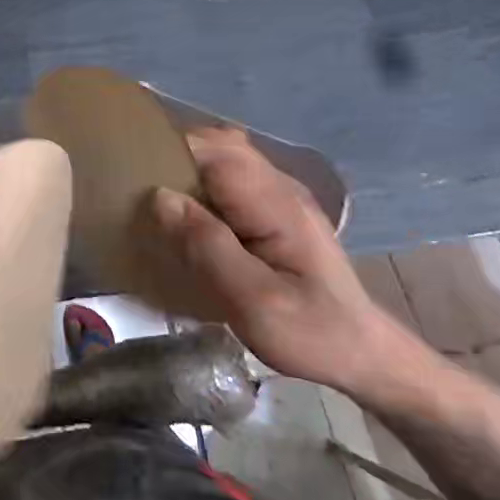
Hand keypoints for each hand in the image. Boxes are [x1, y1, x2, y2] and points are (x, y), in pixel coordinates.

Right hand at [150, 127, 432, 394]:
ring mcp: (279, 197)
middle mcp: (279, 187)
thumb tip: (160, 197)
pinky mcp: (273, 212)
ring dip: (187, 168)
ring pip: (224, 158)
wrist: (364, 354)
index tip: (135, 171)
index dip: (174, 151)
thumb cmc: (312, 332)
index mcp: (277, 203)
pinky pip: (229, 180)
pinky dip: (200, 184)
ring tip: (152, 197)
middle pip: (221, 145)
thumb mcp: (256, 302)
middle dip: (176, 154)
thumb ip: (209, 247)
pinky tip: (184, 213)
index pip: (219, 152)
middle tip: (136, 186)